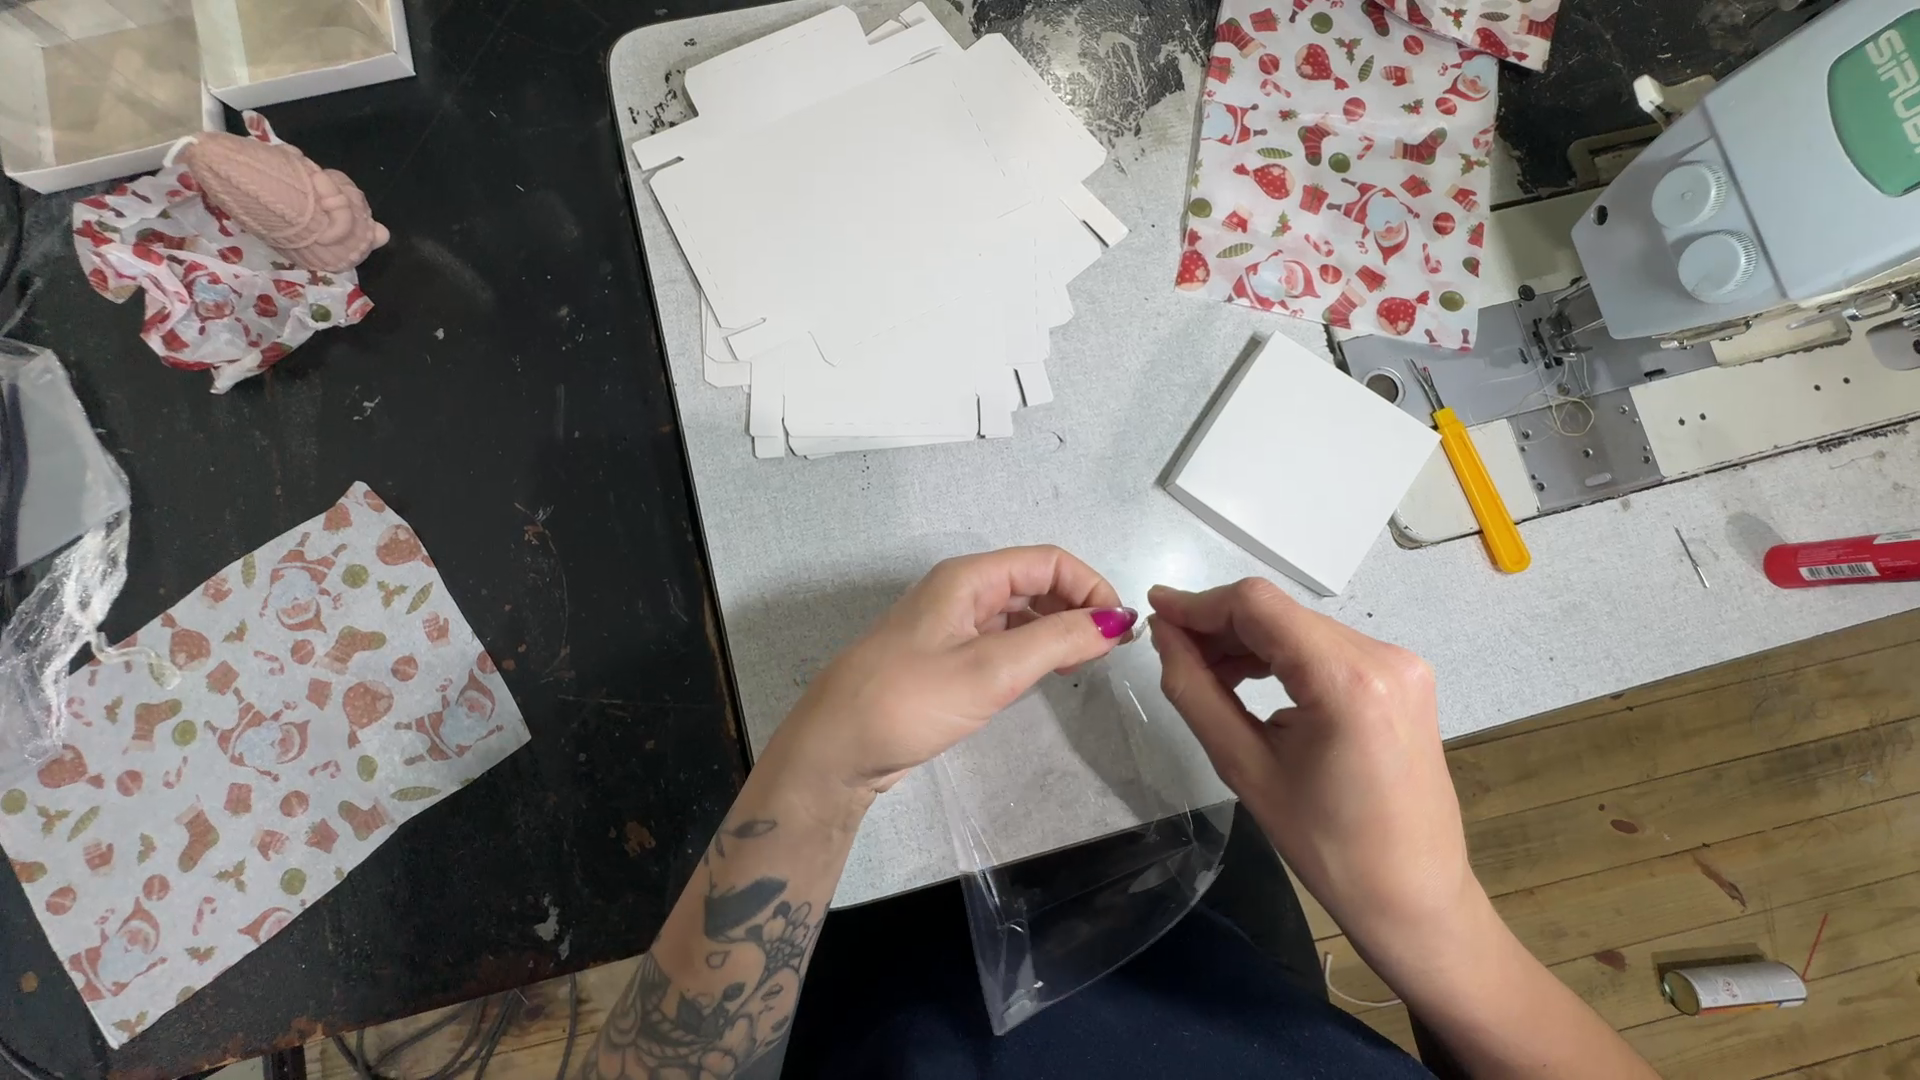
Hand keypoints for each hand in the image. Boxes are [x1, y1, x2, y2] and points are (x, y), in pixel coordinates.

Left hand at [766, 546, 1136, 797]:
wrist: (838, 748)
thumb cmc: (912, 699)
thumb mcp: (992, 669)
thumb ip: (1058, 640)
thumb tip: (1116, 620)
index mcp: (969, 578)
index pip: (1049, 561)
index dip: (1091, 587)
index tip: (1119, 630)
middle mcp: (962, 592)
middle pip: (1036, 583)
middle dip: (1078, 608)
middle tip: (1107, 653)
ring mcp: (953, 625)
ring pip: (1020, 613)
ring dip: (1057, 630)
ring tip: (1083, 664)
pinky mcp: (948, 658)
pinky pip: (1002, 640)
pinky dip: (1032, 651)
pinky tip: (1046, 674)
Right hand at [1147, 580, 1476, 947]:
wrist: (1415, 899)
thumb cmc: (1326, 848)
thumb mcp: (1244, 767)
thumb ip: (1194, 690)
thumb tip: (1163, 632)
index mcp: (1348, 680)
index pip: (1257, 606)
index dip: (1198, 603)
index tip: (1154, 612)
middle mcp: (1383, 655)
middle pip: (1277, 612)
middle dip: (1217, 626)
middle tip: (1172, 655)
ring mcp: (1399, 663)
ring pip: (1297, 625)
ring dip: (1245, 640)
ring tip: (1205, 675)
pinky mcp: (1400, 676)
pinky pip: (1322, 645)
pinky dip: (1278, 654)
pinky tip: (1249, 680)